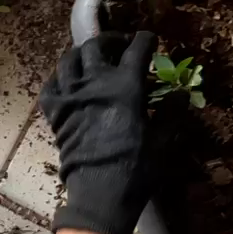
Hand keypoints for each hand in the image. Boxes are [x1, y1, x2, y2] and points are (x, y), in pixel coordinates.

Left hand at [38, 32, 156, 233]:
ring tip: (92, 58)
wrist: (100, 194)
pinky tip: (68, 82)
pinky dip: (59, 79)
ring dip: (82, 54)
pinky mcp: (55, 114)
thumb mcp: (163, 140)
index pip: (137, 50)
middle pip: (96, 46)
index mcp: (125, 87)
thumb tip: (181, 92)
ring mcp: (70, 97)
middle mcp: (95, 83)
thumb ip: (172, 112)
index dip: (146, 40)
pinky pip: (51, 87)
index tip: (150, 39)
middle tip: (120, 45)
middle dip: (111, 40)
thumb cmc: (136, 169)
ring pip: (69, 60)